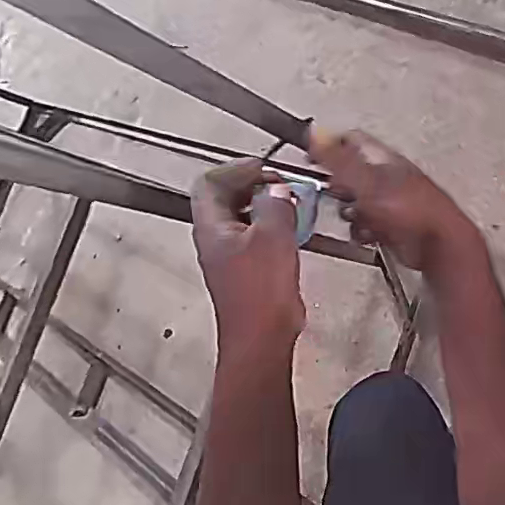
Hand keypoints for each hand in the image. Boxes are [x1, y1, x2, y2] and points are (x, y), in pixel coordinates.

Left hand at [192, 160, 304, 349]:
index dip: (236, 169)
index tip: (265, 169)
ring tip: (292, 202)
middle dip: (255, 184)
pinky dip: (274, 223)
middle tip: (282, 184)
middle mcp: (215, 238)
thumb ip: (275, 204)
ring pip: (244, 215)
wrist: (263, 336)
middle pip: (225, 197)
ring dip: (267, 204)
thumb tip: (278, 189)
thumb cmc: (261, 292)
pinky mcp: (248, 267)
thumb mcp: (273, 236)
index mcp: (211, 227)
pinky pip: (257, 234)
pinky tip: (294, 227)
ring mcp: (231, 254)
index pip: (209, 182)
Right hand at [308, 128, 479, 271]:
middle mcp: (386, 177)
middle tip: (340, 195)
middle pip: (349, 174)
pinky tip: (370, 235)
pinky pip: (365, 224)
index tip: (311, 158)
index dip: (329, 145)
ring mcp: (389, 201)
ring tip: (361, 218)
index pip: (350, 141)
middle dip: (339, 188)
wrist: (436, 244)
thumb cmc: (411, 208)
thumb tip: (314, 133)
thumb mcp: (366, 180)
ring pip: (355, 203)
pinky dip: (363, 230)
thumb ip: (338, 159)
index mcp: (383, 158)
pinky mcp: (390, 225)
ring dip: (352, 213)